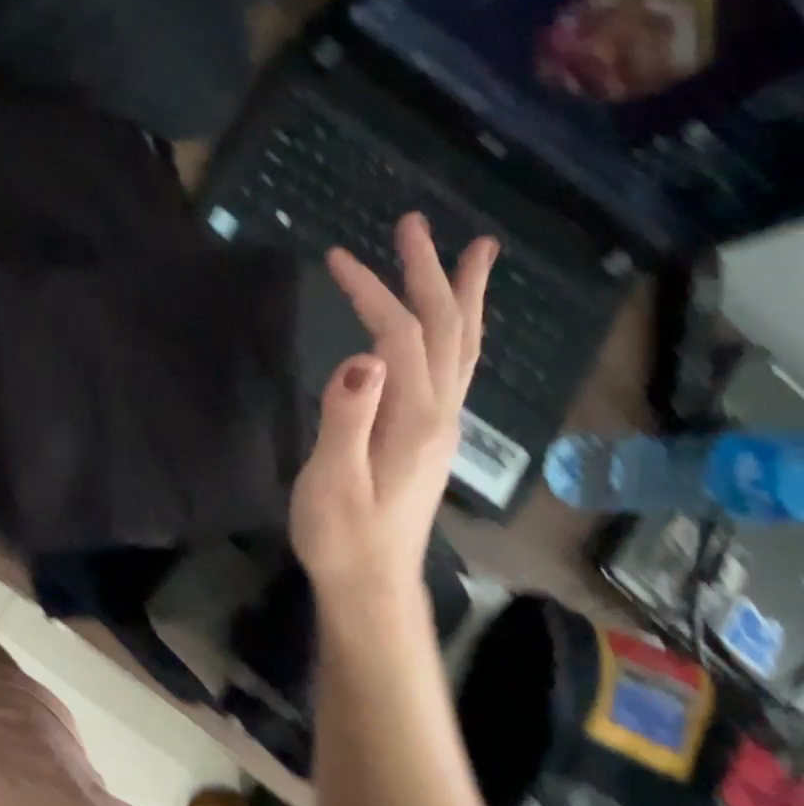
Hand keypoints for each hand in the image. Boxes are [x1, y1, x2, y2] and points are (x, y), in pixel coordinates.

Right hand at [291, 213, 495, 595]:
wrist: (371, 581)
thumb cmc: (341, 534)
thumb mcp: (332, 481)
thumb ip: (346, 420)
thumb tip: (359, 359)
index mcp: (413, 418)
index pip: (399, 337)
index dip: (372, 293)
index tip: (337, 258)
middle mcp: (441, 412)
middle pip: (444, 328)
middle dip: (429, 273)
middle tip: (415, 225)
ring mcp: (441, 423)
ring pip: (461, 344)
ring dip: (461, 293)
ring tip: (473, 251)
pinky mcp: (430, 433)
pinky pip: (454, 365)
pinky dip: (458, 328)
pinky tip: (451, 321)